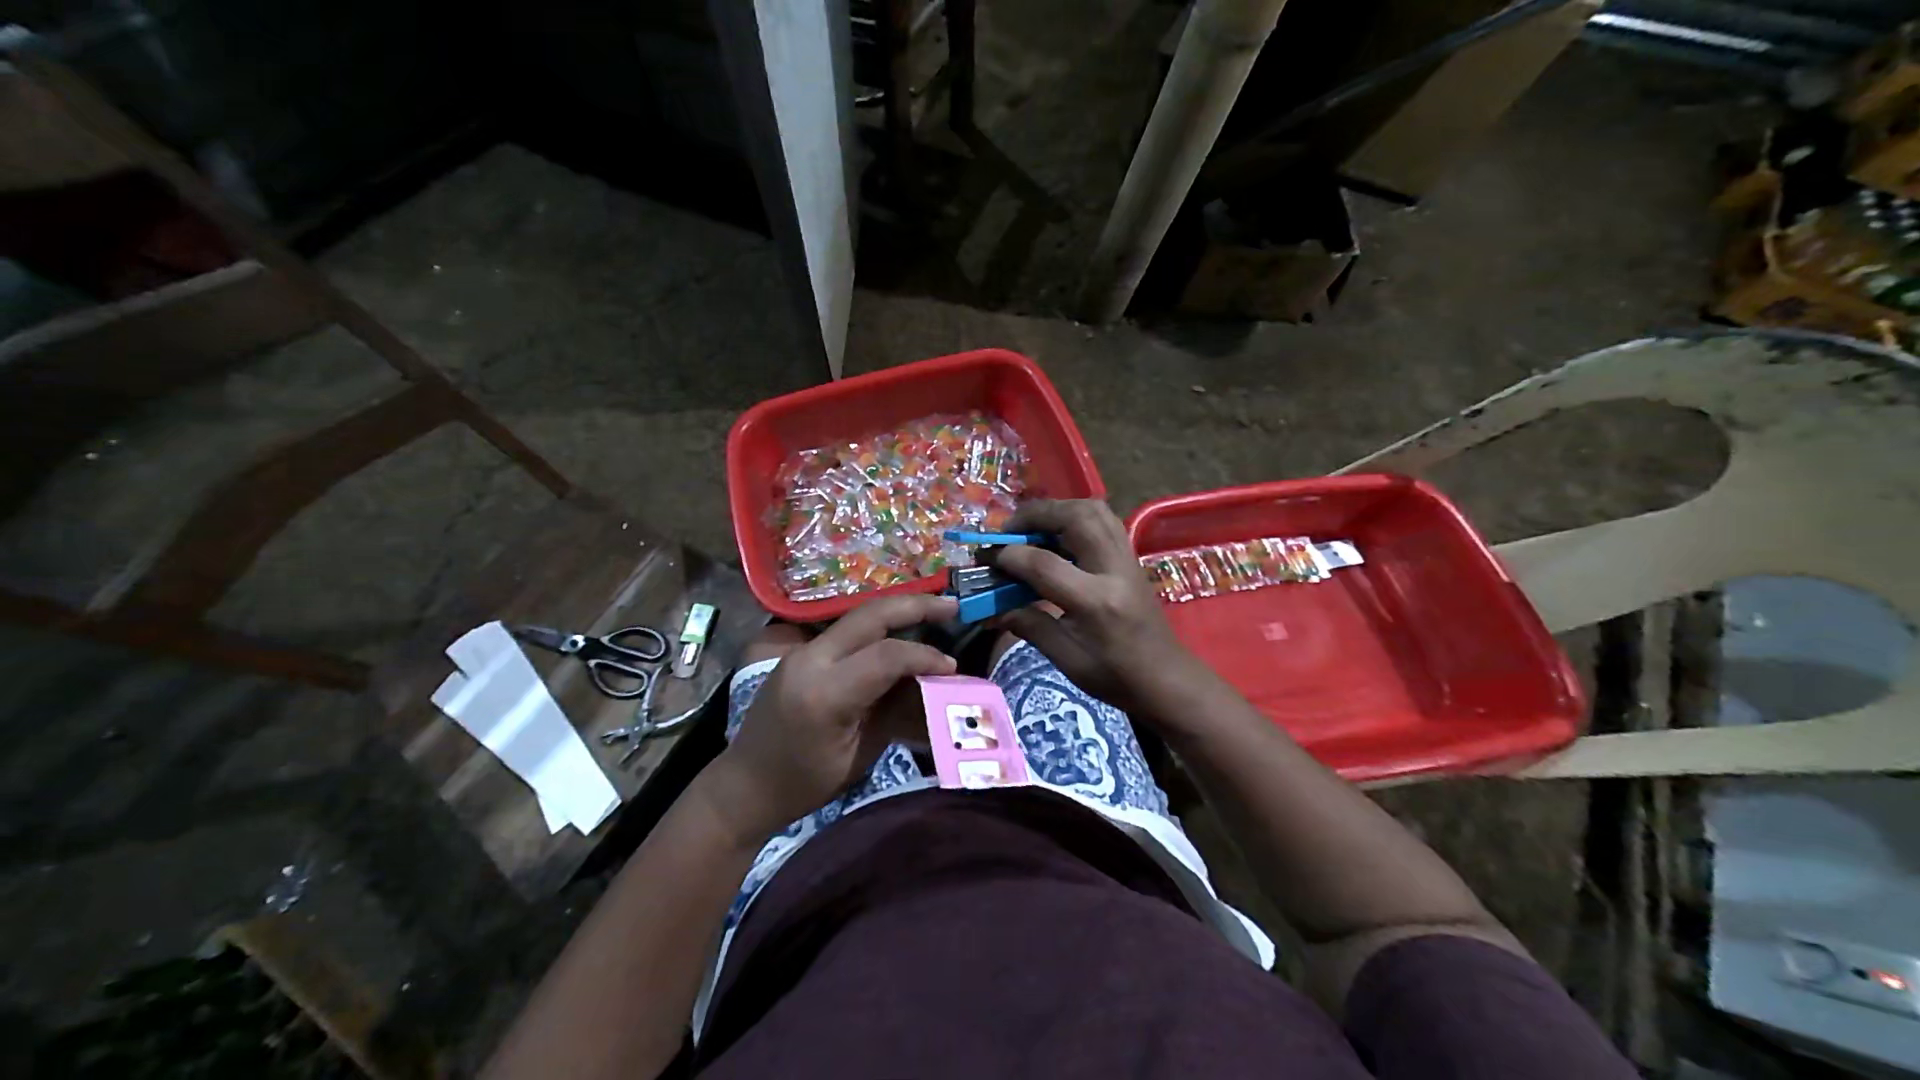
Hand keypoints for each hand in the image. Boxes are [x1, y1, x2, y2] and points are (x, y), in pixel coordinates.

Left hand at [706, 594, 957, 837]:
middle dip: (915, 606)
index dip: (926, 656)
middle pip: (870, 615)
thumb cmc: (804, 783)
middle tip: (952, 605)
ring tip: (934, 610)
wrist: (745, 785)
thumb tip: (934, 684)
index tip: (953, 668)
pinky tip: (900, 629)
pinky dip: (878, 625)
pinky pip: (846, 630)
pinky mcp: (800, 654)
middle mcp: (810, 660)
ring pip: (857, 615)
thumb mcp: (859, 755)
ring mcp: (801, 652)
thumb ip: (894, 712)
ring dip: (897, 609)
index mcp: (825, 693)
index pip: (886, 655)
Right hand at [992, 499, 1209, 714]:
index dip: (1009, 556)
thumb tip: (991, 608)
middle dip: (1036, 516)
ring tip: (1032, 527)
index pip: (1044, 564)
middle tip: (1009, 531)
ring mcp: (1127, 559)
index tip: (986, 556)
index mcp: (1096, 603)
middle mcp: (1114, 570)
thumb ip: (1029, 625)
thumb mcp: (1066, 659)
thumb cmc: (1115, 677)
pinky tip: (1057, 535)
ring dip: (1057, 510)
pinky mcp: (1131, 556)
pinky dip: (1075, 516)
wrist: (1166, 679)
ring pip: (1093, 510)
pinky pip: (1103, 519)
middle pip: (1075, 518)